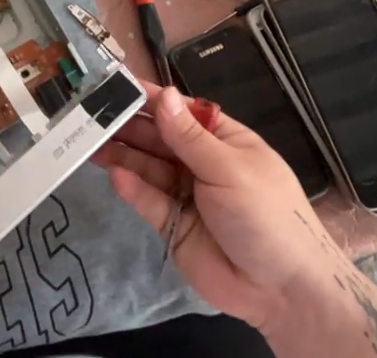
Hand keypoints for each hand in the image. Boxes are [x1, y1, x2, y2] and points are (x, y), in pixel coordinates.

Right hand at [93, 84, 347, 331]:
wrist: (284, 292)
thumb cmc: (266, 215)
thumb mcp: (229, 168)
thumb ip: (189, 136)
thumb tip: (163, 93)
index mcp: (222, 141)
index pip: (180, 111)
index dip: (151, 98)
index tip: (116, 84)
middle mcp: (200, 162)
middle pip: (158, 137)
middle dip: (128, 125)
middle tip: (91, 115)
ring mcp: (185, 194)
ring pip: (147, 167)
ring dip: (122, 153)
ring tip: (91, 142)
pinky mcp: (172, 225)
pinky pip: (148, 200)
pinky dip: (132, 188)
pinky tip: (116, 176)